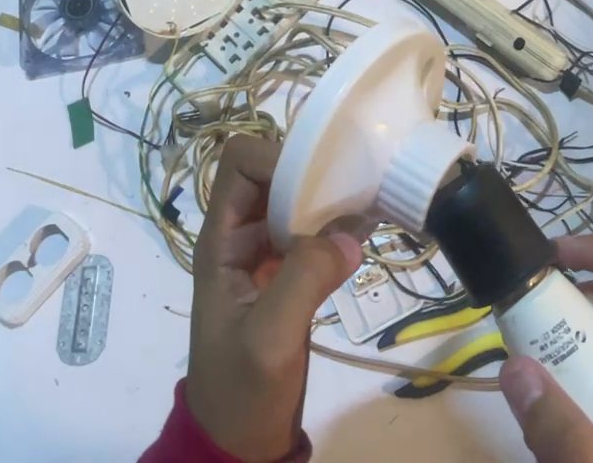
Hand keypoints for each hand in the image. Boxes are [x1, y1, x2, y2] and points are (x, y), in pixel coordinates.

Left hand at [187, 136, 361, 462]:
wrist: (239, 442)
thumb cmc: (242, 388)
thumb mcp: (269, 338)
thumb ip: (303, 280)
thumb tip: (350, 233)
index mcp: (220, 239)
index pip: (239, 164)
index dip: (276, 158)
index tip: (321, 176)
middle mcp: (240, 236)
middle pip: (271, 174)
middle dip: (311, 171)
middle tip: (357, 179)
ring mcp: (265, 254)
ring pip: (294, 201)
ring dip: (329, 196)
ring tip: (372, 195)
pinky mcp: (288, 274)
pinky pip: (312, 232)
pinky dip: (339, 224)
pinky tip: (371, 225)